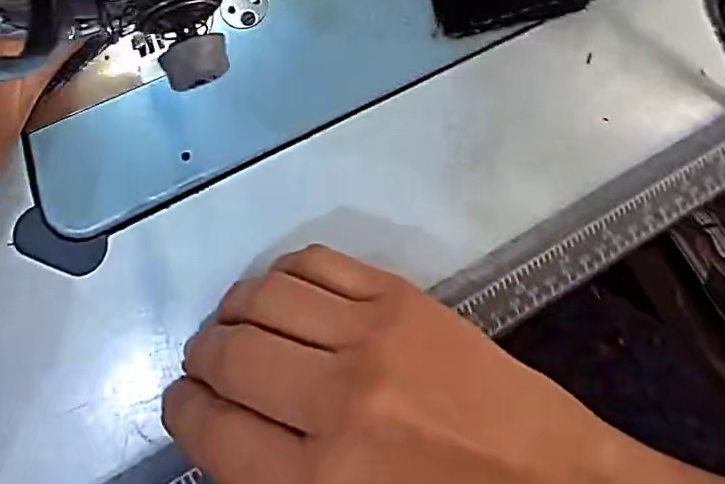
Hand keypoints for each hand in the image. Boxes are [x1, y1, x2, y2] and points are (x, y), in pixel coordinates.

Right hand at [163, 246, 720, 483]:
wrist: (544, 477)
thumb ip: (279, 480)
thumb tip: (228, 431)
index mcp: (317, 482)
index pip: (215, 432)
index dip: (185, 409)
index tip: (179, 397)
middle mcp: (336, 399)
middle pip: (234, 355)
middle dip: (203, 354)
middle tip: (202, 356)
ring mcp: (372, 334)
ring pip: (270, 296)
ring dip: (237, 304)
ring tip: (233, 317)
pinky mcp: (402, 294)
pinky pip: (322, 262)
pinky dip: (288, 269)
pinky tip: (282, 284)